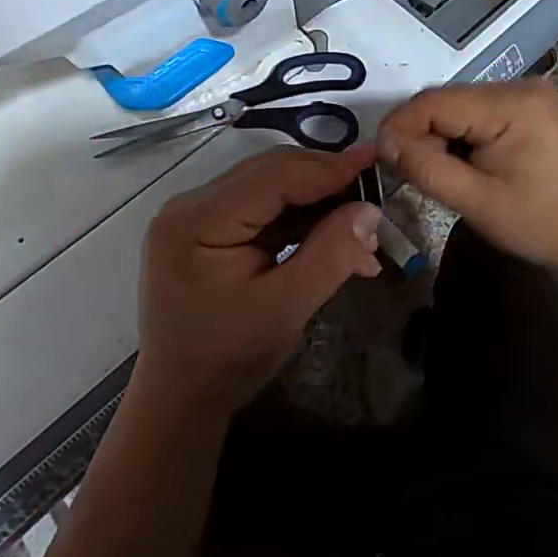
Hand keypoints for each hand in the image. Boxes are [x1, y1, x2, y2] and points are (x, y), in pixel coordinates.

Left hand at [137, 145, 382, 418]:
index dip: (327, 167)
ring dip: (317, 202)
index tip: (375, 159)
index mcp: (197, 220)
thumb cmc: (227, 358)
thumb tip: (369, 210)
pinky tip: (333, 236)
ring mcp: (197, 218)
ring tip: (362, 225)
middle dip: (326, 183)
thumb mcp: (285, 308)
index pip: (272, 177)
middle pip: (269, 175)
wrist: (182, 397)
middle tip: (376, 198)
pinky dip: (300, 220)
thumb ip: (329, 255)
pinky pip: (262, 211)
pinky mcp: (209, 232)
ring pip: (269, 190)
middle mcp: (190, 206)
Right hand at [378, 81, 557, 273]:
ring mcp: (530, 95)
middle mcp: (520, 86)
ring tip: (438, 174)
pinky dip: (463, 137)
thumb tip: (385, 143)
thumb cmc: (544, 223)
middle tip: (408, 174)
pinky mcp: (534, 108)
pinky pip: (481, 114)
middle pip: (446, 101)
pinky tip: (465, 164)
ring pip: (460, 108)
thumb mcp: (477, 202)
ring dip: (440, 137)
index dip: (399, 128)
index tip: (382, 161)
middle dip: (420, 135)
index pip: (433, 102)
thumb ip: (426, 168)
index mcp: (510, 104)